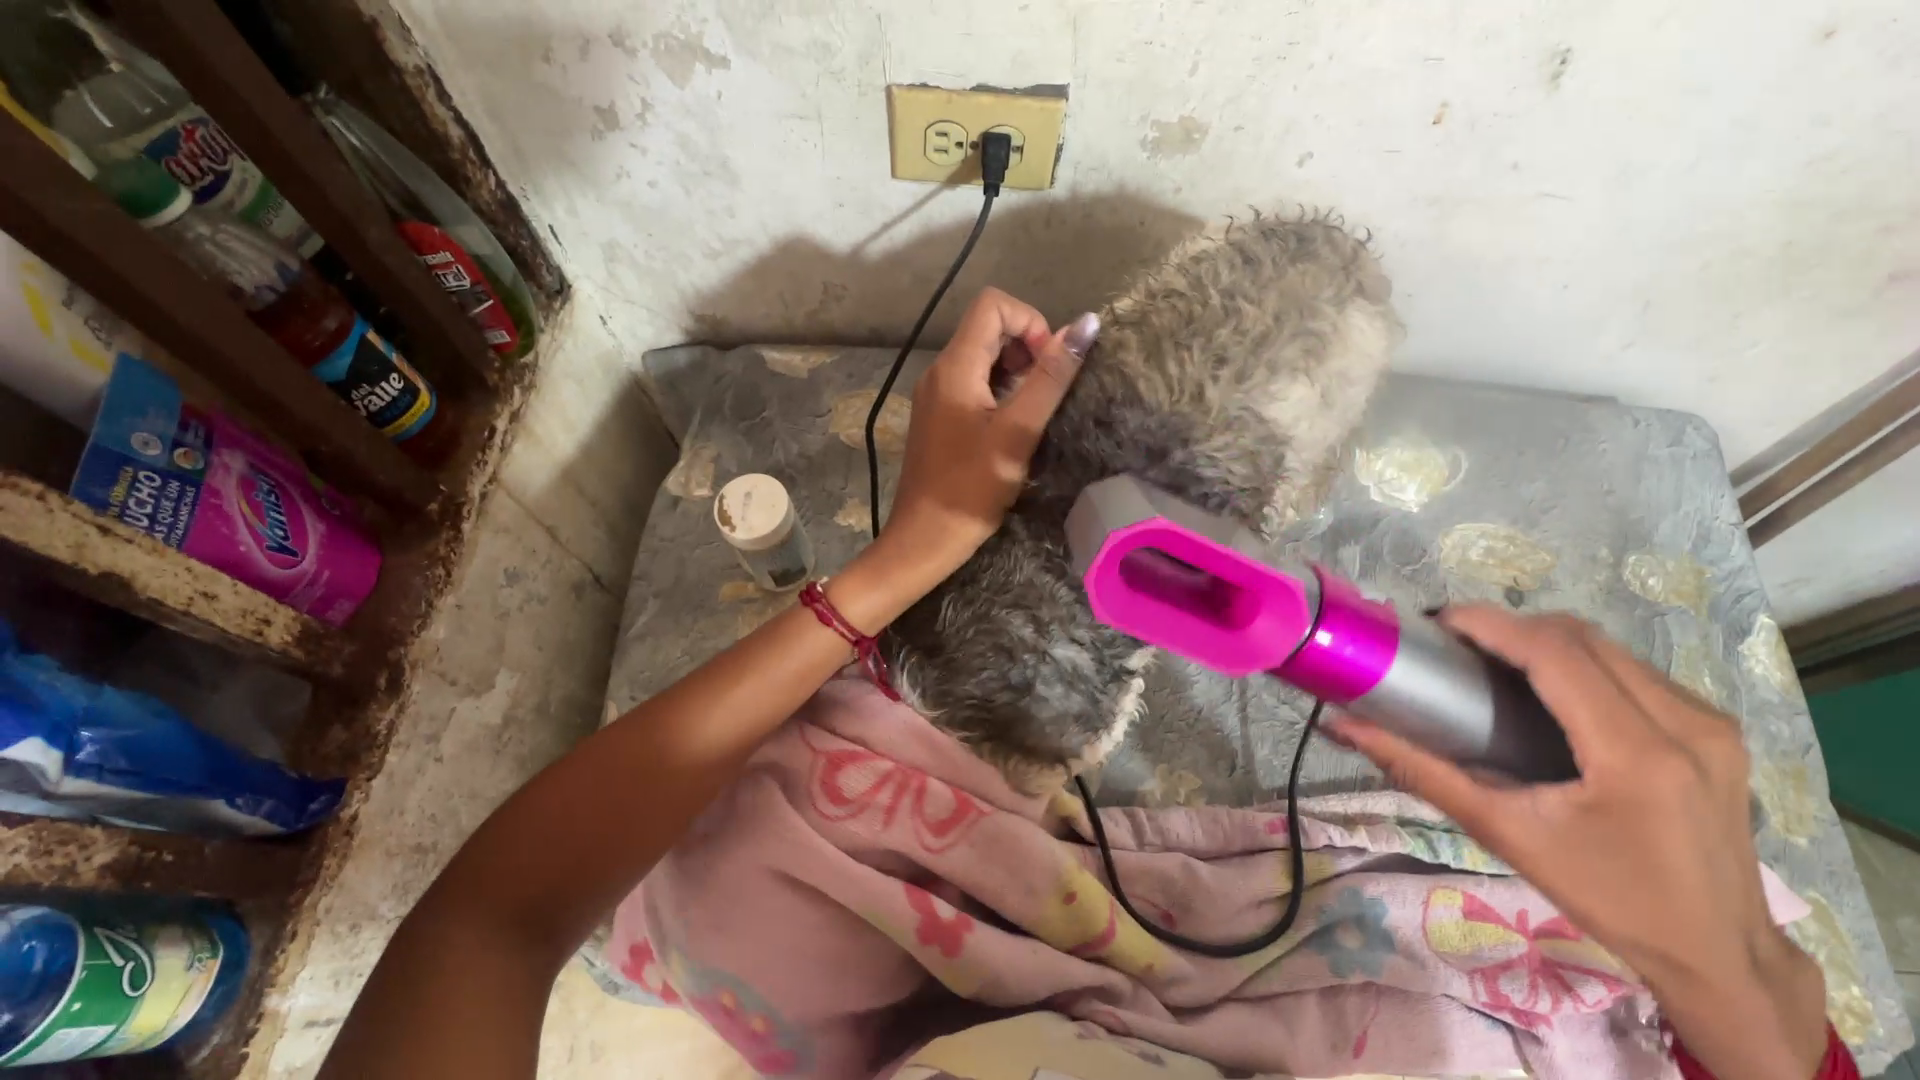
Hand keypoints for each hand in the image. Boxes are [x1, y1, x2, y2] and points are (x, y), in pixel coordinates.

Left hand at [881, 287, 1096, 578]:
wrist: (925, 537)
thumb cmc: (973, 487)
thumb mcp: (1018, 431)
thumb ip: (1051, 377)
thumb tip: (1087, 324)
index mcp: (954, 366)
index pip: (993, 304)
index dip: (1030, 322)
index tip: (1048, 367)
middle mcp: (939, 371)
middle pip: (988, 327)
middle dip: (1027, 348)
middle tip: (1045, 393)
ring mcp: (936, 394)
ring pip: (982, 357)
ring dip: (1016, 373)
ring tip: (1031, 414)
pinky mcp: (938, 417)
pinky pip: (973, 384)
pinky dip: (1000, 392)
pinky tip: (1011, 428)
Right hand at [1330, 606, 1828, 1079]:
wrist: (1719, 952)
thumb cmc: (1607, 898)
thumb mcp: (1506, 834)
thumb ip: (1422, 772)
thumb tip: (1346, 727)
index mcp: (1636, 753)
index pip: (1555, 653)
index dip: (1491, 624)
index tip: (1436, 622)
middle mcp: (1687, 723)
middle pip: (1583, 637)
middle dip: (1511, 627)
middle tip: (1454, 645)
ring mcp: (1712, 723)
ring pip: (1612, 648)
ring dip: (1546, 641)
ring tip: (1491, 662)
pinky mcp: (1718, 730)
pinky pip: (1636, 671)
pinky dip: (1581, 663)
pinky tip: (1549, 691)